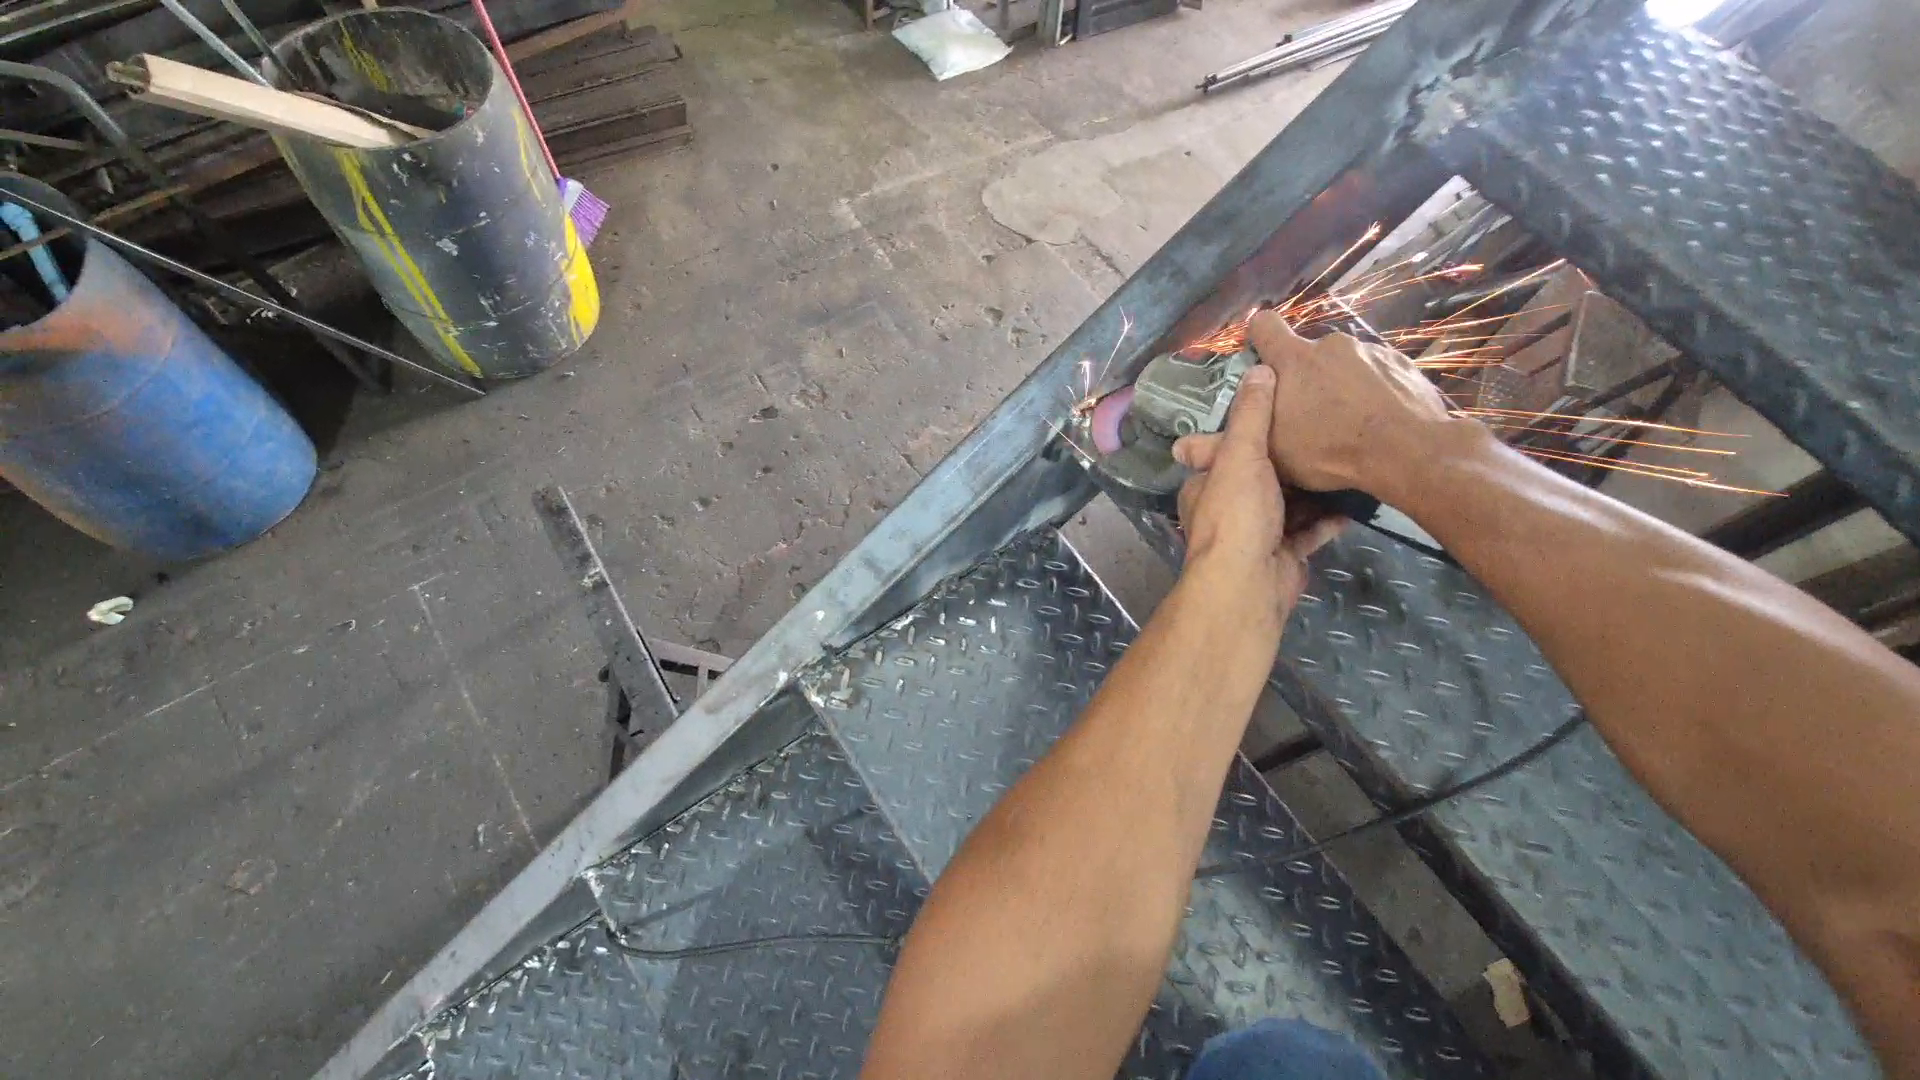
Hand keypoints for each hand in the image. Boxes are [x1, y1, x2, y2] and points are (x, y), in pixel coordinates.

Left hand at [1172, 363, 1344, 612]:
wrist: (1249, 583)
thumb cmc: (1238, 513)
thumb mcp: (1241, 453)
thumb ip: (1251, 414)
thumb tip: (1258, 368)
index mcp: (1206, 484)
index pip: (1228, 451)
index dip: (1254, 432)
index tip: (1289, 411)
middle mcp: (1228, 508)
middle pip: (1264, 477)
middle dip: (1293, 461)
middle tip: (1327, 434)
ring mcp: (1256, 534)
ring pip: (1289, 504)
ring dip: (1315, 489)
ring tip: (1348, 462)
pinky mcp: (1283, 555)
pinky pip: (1309, 530)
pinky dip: (1328, 519)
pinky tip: (1354, 502)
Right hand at [1244, 311, 1458, 496]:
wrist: (1406, 452)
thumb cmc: (1329, 450)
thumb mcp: (1274, 447)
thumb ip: (1258, 418)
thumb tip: (1253, 402)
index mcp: (1294, 360)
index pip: (1264, 325)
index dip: (1259, 337)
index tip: (1263, 359)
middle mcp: (1331, 345)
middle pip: (1309, 353)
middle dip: (1307, 378)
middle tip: (1313, 416)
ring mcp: (1371, 351)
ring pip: (1345, 365)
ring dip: (1342, 386)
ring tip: (1353, 423)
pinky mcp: (1402, 364)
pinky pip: (1377, 374)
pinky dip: (1374, 393)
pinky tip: (1380, 422)